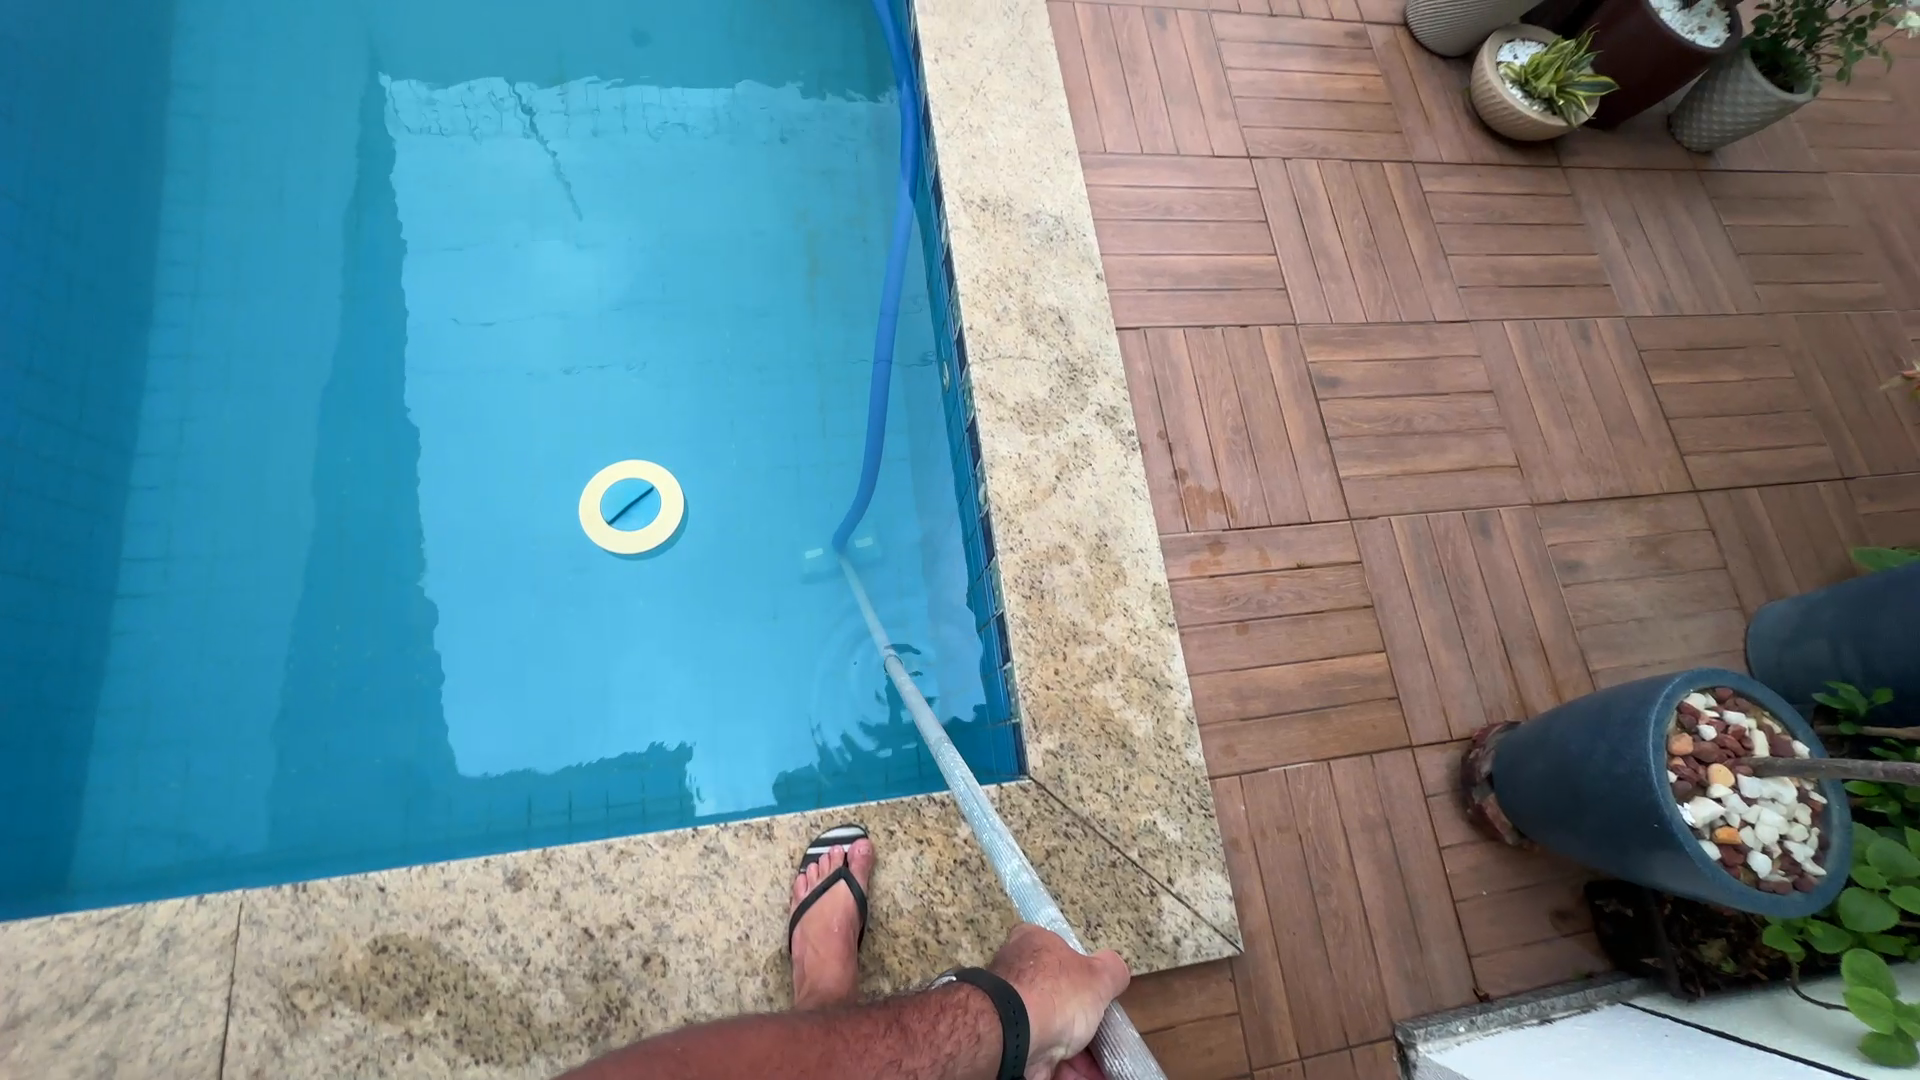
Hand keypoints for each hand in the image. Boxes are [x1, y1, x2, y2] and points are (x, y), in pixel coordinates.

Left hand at [987, 924, 1129, 1079]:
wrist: (1013, 1034)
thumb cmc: (1051, 993)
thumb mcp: (1097, 976)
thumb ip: (1111, 969)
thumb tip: (1117, 968)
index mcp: (1034, 943)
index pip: (1059, 951)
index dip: (1083, 977)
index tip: (1100, 1000)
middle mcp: (1018, 973)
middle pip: (1059, 1000)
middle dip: (1086, 1027)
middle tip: (1107, 1044)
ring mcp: (1013, 1011)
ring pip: (1053, 1034)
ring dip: (1079, 1057)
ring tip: (1102, 1071)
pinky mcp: (1011, 1045)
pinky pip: (1043, 1060)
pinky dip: (1064, 1072)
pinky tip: (1084, 1079)